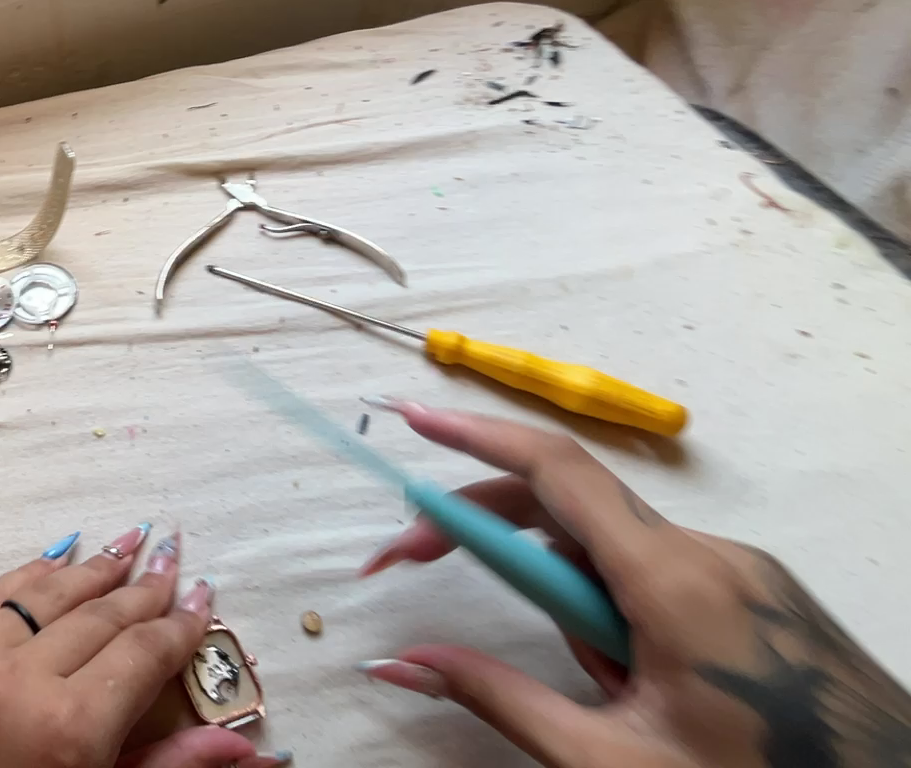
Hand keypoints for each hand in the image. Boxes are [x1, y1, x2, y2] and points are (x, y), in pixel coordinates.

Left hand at [0, 526, 289, 767]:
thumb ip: (171, 767)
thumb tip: (250, 750)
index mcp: (67, 730)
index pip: (139, 654)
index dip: (177, 625)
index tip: (202, 598)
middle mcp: (15, 681)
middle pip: (96, 616)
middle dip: (141, 589)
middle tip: (171, 558)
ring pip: (42, 594)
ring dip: (89, 568)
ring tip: (126, 544)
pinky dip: (26, 576)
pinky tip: (56, 559)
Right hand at [357, 397, 910, 766]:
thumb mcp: (616, 764)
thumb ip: (497, 698)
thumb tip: (394, 663)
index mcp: (677, 582)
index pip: (554, 471)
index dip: (474, 433)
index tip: (411, 417)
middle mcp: (710, 554)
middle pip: (561, 505)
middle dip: (482, 530)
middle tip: (413, 562)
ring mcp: (740, 570)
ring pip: (603, 546)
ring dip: (559, 592)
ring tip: (596, 687)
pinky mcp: (757, 592)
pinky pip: (647, 569)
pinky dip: (605, 603)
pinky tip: (631, 676)